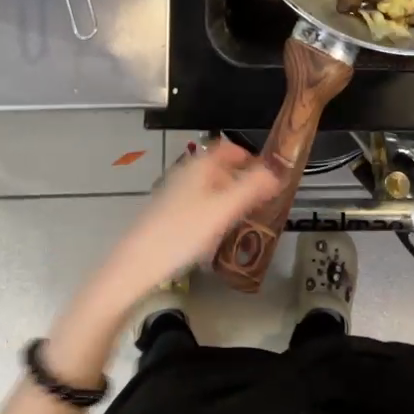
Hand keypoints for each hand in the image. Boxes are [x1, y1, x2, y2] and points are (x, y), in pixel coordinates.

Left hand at [94, 140, 282, 302]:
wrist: (136, 265)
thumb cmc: (181, 234)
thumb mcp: (223, 210)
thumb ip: (252, 188)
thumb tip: (277, 171)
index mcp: (199, 166)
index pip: (228, 148)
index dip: (249, 156)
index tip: (267, 174)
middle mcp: (185, 174)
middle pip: (219, 168)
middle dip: (241, 181)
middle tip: (261, 201)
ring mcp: (173, 194)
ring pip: (208, 188)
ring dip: (227, 199)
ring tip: (243, 221)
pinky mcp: (166, 215)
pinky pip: (197, 206)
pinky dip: (212, 213)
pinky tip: (215, 236)